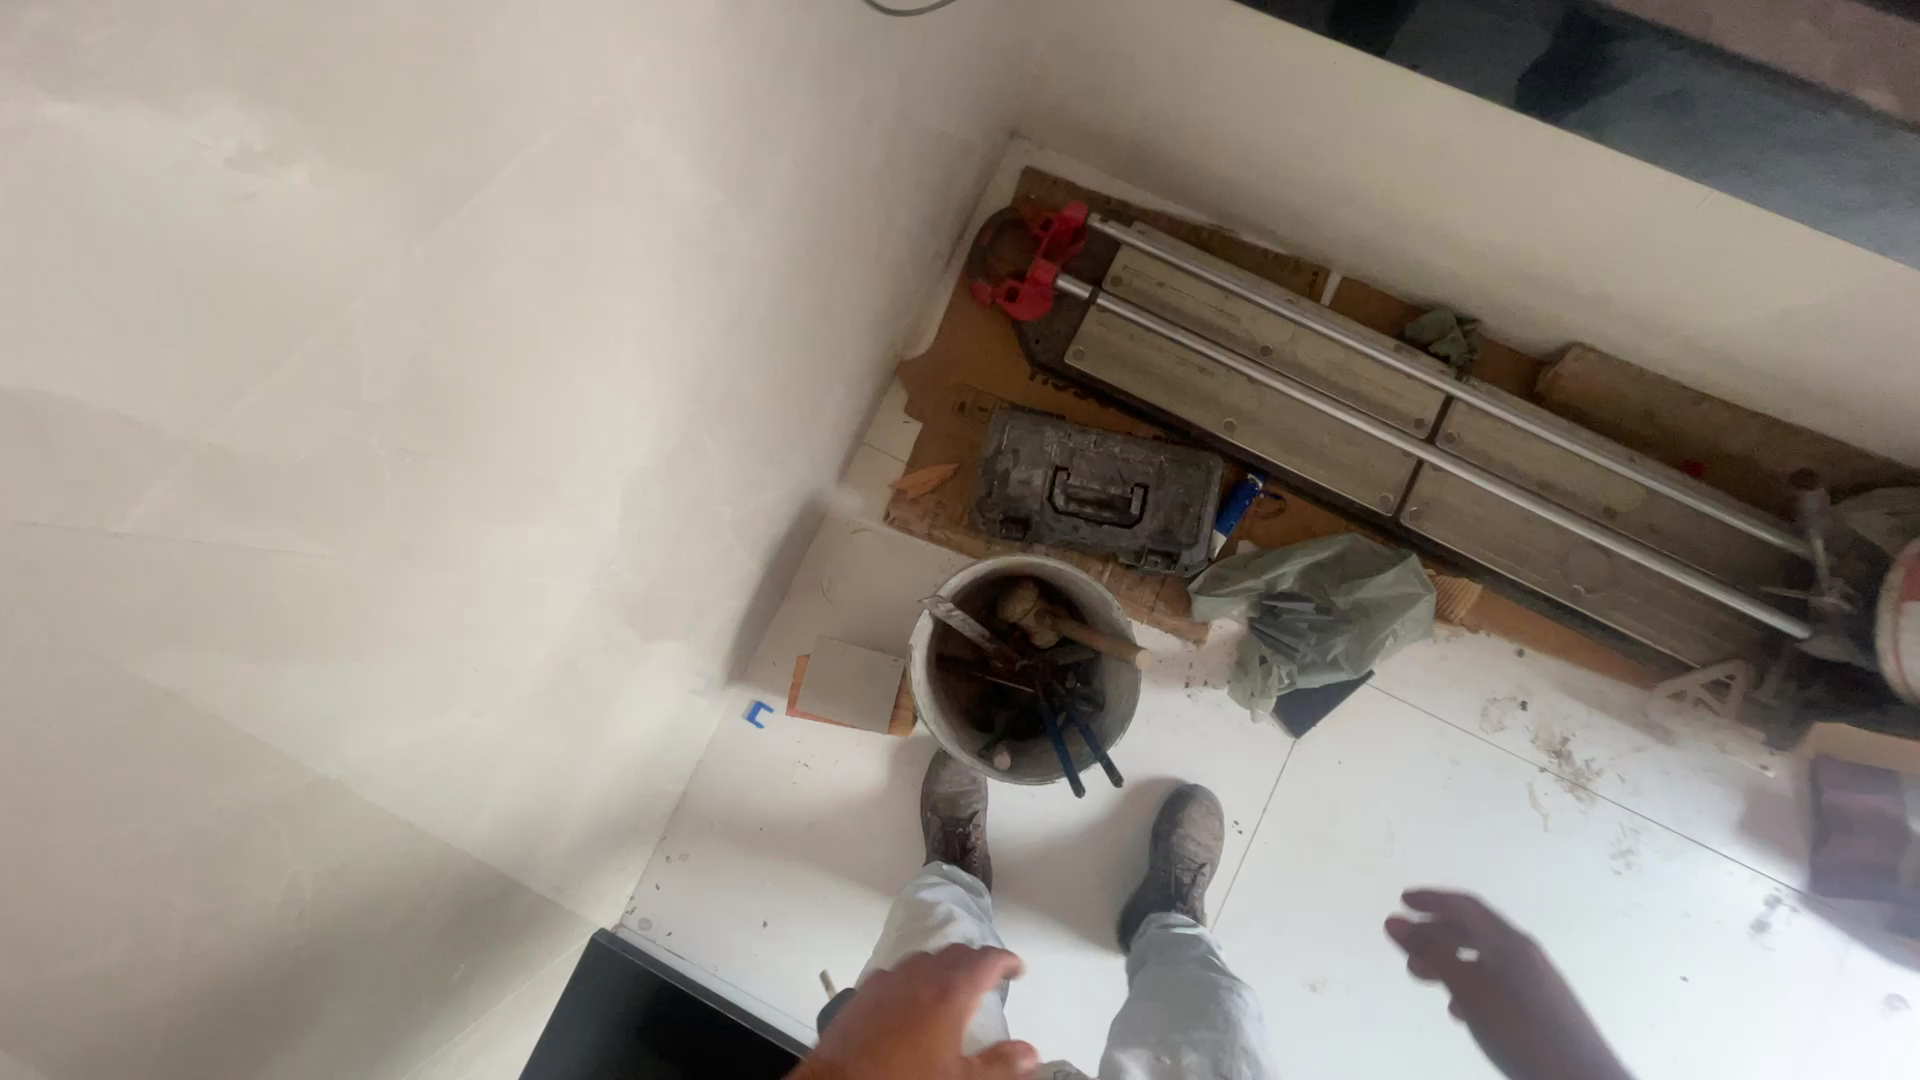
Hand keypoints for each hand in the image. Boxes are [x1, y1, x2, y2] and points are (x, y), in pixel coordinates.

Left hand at [791, 944, 1039, 1079]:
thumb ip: (998, 1066)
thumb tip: (1031, 1053)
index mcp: (950, 992)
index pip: (987, 960)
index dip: (1006, 960)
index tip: (1017, 968)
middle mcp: (922, 974)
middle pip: (957, 953)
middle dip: (977, 962)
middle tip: (989, 980)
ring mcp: (891, 978)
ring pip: (927, 959)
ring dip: (945, 967)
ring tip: (953, 988)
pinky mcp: (867, 989)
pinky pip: (899, 972)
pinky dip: (915, 978)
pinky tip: (912, 1001)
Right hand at [1386, 890, 1631, 1079]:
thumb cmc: (1520, 1030)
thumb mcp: (1466, 990)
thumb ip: (1429, 954)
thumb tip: (1392, 922)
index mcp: (1507, 941)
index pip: (1464, 905)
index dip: (1431, 899)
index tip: (1402, 902)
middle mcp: (1524, 953)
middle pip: (1472, 930)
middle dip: (1435, 935)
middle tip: (1407, 949)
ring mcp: (1537, 981)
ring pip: (1483, 958)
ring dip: (1450, 962)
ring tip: (1425, 981)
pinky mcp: (1544, 1007)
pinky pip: (1498, 981)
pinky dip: (1471, 984)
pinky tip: (1461, 1010)